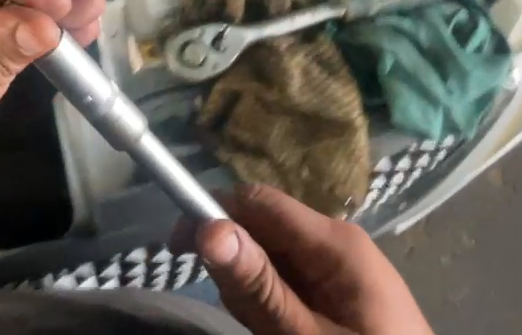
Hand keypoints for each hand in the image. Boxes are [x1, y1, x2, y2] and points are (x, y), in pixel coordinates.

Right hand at [187, 183, 433, 334]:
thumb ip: (258, 286)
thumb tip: (205, 226)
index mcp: (335, 241)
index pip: (256, 200)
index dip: (212, 214)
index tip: (178, 251)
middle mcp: (338, 240)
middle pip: (261, 228)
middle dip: (239, 267)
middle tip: (246, 321)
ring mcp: (343, 266)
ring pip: (271, 256)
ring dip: (256, 292)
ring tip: (271, 333)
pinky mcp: (344, 291)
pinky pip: (291, 279)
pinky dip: (275, 303)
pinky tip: (283, 331)